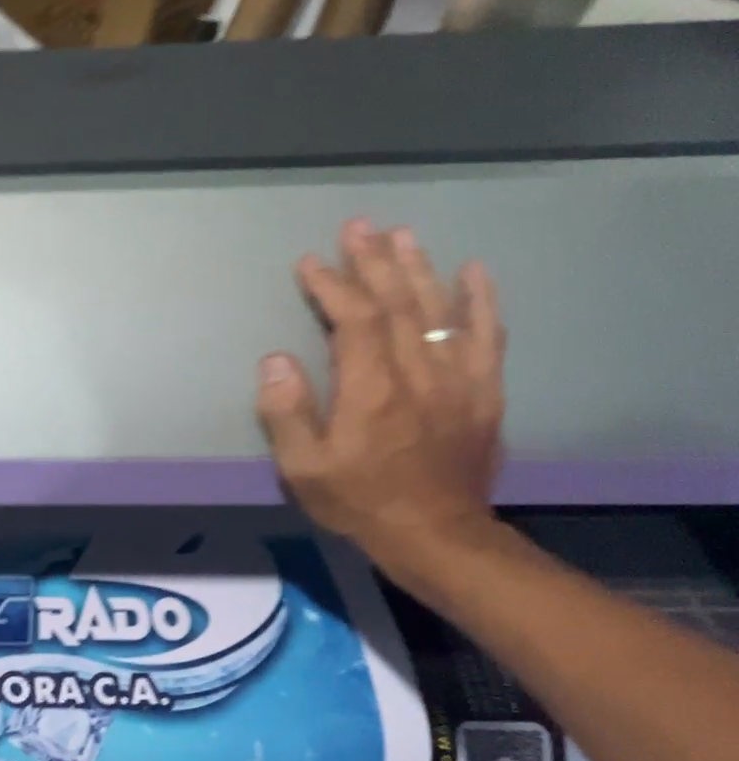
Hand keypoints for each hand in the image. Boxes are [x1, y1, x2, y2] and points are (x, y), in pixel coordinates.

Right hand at [255, 219, 505, 554]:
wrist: (436, 534)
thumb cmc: (358, 502)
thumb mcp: (303, 468)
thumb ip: (287, 413)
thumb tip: (275, 360)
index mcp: (370, 389)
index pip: (352, 320)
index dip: (332, 286)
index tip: (310, 262)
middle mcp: (417, 372)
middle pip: (397, 302)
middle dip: (374, 261)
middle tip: (358, 226)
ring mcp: (456, 378)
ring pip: (438, 308)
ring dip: (418, 268)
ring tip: (401, 235)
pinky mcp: (483, 390)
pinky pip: (484, 334)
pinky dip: (479, 299)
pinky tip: (473, 271)